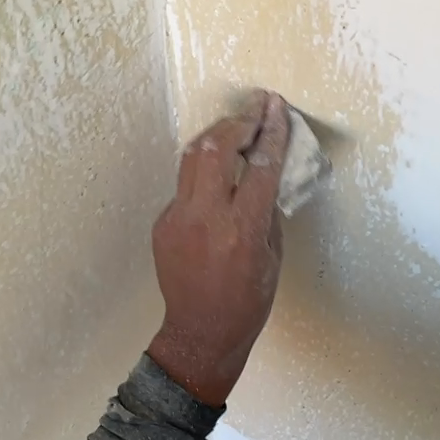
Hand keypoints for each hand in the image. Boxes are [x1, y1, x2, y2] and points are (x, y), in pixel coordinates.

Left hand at [147, 91, 291, 405]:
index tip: (277, 107)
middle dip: (239, 120)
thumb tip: (263, 174)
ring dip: (217, 135)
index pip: (260, 165)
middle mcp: (206, 217)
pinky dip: (204, 171)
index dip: (272, 131)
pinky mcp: (163, 223)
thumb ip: (267, 211)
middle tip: (257, 106)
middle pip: (217, 147)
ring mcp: (178, 218)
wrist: (200, 333)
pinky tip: (218, 173)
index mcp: (243, 229)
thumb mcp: (272, 255)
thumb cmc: (248, 301)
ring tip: (236, 125)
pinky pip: (185, 185)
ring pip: (193, 156)